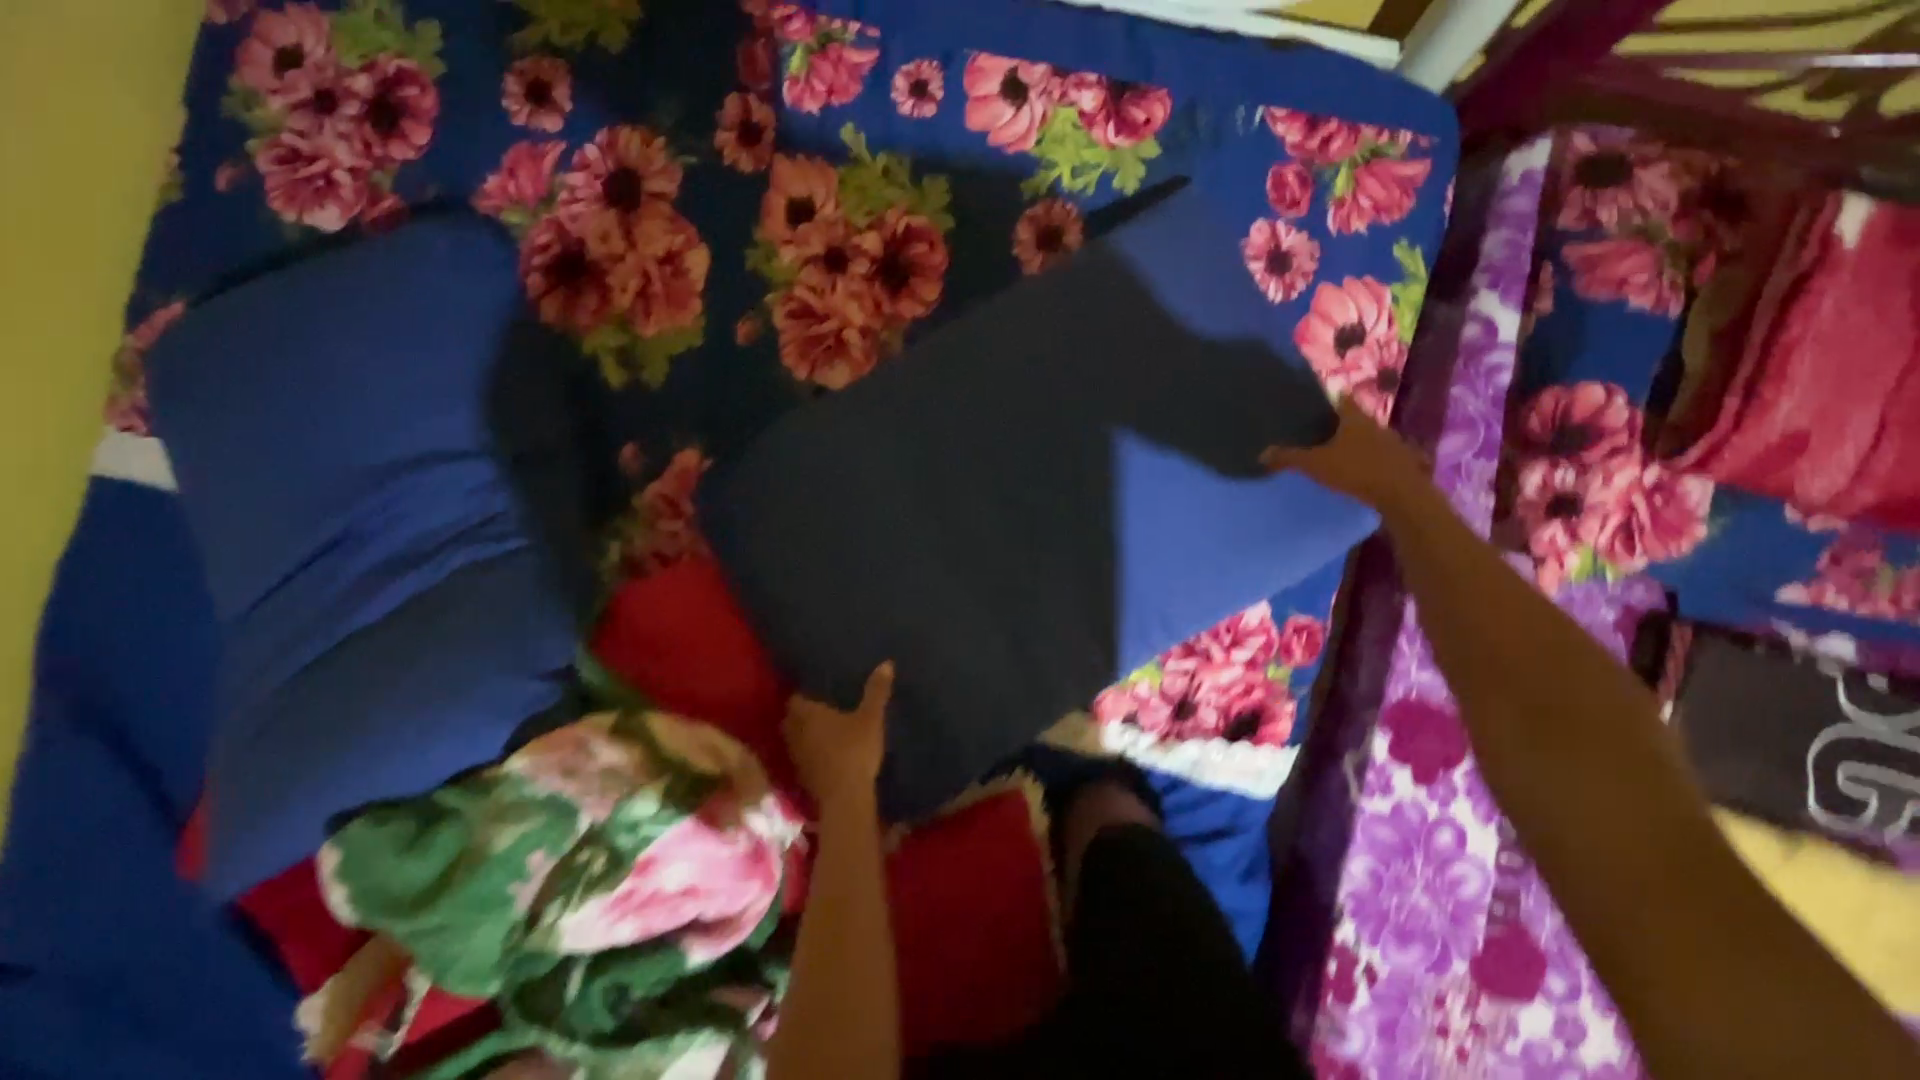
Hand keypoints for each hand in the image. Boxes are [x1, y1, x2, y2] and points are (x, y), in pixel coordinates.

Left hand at [784, 662, 892, 814]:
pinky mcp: (802, 776)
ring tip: (823, 731)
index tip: (816, 692)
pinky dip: (810, 754)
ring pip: (794, 739)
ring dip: (804, 735)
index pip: (795, 698)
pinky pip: (802, 758)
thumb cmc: (855, 750)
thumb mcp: (871, 718)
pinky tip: (825, 754)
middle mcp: (794, 732)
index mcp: (807, 713)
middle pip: (791, 718)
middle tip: (820, 709)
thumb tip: (886, 663)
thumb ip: (876, 691)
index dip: (803, 694)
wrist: (845, 797)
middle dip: (801, 714)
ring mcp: (796, 756)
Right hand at [1260, 397, 1428, 512]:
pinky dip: (1377, 460)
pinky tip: (1369, 470)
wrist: (1401, 494)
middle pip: (1358, 418)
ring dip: (1362, 442)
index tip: (1322, 402)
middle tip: (1325, 431)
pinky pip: (1387, 456)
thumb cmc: (1355, 471)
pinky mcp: (1405, 463)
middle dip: (1344, 423)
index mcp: (1355, 419)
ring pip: (1374, 437)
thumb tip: (1262, 453)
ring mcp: (1394, 443)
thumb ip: (1290, 458)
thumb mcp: (1315, 465)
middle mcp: (1377, 425)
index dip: (1332, 398)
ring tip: (1344, 453)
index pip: (1343, 399)